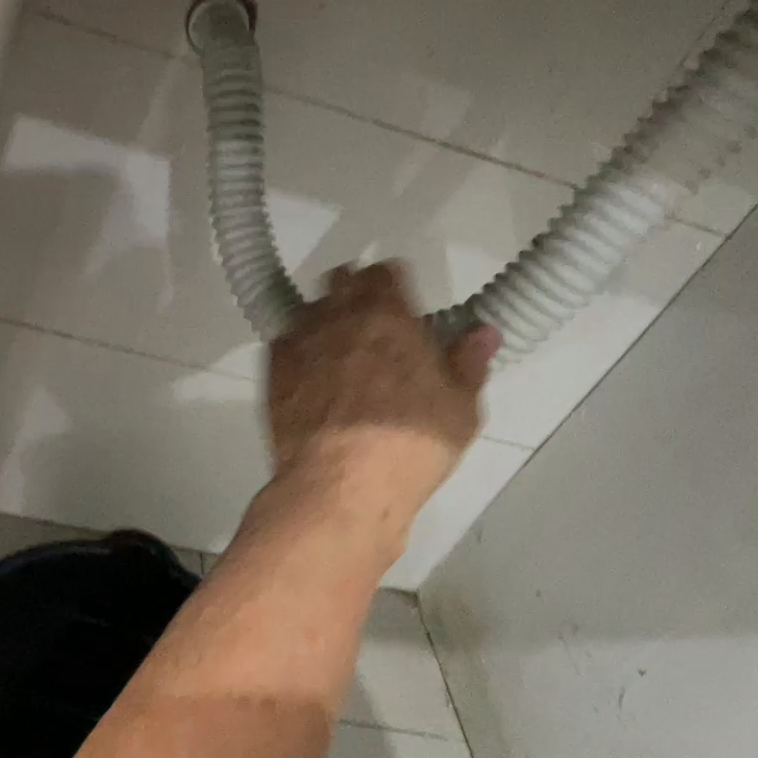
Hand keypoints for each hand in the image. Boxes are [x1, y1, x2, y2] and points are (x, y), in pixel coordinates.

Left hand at [265, 261, 498, 540]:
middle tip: (368, 320)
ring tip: (338, 347)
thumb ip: (469, 362)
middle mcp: (338, 316)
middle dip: (354, 291)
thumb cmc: (409, 445)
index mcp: (387, 315)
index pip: (384, 272)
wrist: (338, 485)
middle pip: (341, 281)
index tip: (401, 302)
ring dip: (324, 318)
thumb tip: (484, 330)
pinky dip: (298, 348)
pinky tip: (310, 373)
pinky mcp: (273, 368)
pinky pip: (285, 341)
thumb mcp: (460, 409)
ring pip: (310, 309)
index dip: (393, 283)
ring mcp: (300, 340)